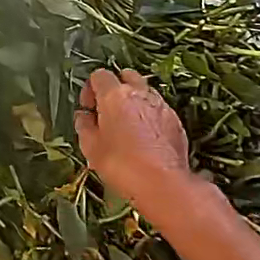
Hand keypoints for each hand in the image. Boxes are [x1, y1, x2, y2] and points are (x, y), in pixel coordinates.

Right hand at [74, 69, 192, 207]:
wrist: (163, 184)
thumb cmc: (122, 165)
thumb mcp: (90, 147)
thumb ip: (84, 124)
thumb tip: (84, 116)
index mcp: (114, 95)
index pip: (99, 75)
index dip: (90, 89)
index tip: (88, 107)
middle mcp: (139, 93)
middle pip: (125, 76)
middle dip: (115, 88)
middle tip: (108, 111)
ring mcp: (160, 105)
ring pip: (144, 91)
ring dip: (133, 101)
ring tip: (127, 125)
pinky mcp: (175, 121)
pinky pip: (158, 109)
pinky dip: (149, 115)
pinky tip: (144, 137)